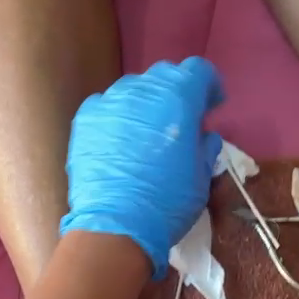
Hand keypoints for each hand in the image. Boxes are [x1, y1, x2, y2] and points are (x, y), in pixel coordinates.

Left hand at [60, 57, 224, 278]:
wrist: (116, 227)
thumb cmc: (167, 205)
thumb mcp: (201, 180)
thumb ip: (205, 149)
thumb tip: (204, 135)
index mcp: (179, 98)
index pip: (199, 72)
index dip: (209, 86)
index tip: (211, 106)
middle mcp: (144, 89)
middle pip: (165, 77)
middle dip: (176, 95)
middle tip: (178, 124)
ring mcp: (111, 101)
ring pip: (134, 92)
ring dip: (146, 108)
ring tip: (145, 138)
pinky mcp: (86, 119)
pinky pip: (107, 109)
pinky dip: (118, 121)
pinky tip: (118, 146)